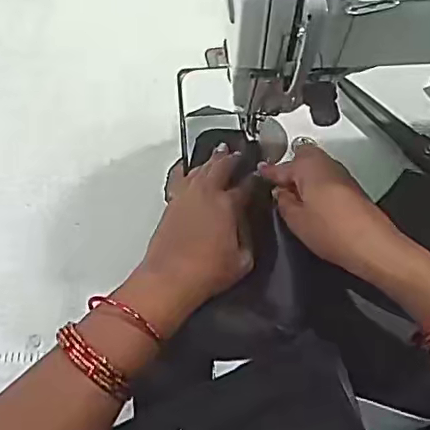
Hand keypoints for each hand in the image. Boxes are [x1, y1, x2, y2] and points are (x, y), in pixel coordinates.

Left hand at [126, 151, 254, 327]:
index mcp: (228, 205)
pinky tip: (187, 167)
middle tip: (239, 154)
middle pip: (221, 166)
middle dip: (232, 159)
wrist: (170, 277)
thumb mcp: (243, 260)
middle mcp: (206, 194)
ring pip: (200, 168)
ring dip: (211, 159)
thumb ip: (248, 238)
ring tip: (218, 153)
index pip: (246, 185)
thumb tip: (246, 228)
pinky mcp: (171, 203)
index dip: (255, 179)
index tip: (259, 176)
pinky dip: (186, 169)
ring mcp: (186, 195)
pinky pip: (180, 177)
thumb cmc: (206, 271)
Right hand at [257, 142, 406, 278]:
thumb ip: (282, 202)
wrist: (373, 247)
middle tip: (278, 185)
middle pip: (302, 156)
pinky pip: (328, 180)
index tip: (262, 172)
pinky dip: (318, 188)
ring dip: (305, 178)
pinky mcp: (353, 190)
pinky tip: (314, 206)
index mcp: (308, 166)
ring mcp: (342, 176)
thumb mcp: (295, 220)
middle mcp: (327, 165)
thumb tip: (280, 194)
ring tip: (295, 199)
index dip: (268, 172)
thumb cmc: (337, 232)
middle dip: (290, 168)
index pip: (280, 166)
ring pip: (317, 168)